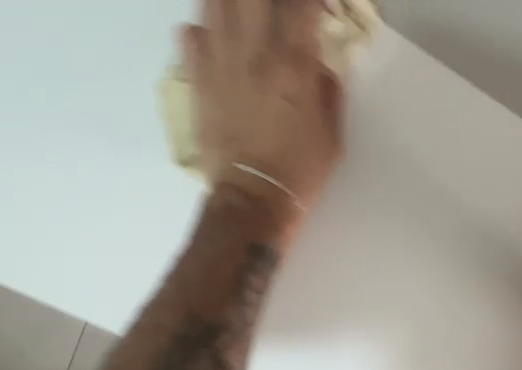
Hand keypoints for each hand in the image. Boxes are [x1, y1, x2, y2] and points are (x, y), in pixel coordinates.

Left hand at [184, 0, 344, 208]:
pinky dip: (202, 30)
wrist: (252, 198)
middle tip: (278, 12)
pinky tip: (217, 44)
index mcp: (294, 65)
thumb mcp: (331, 137)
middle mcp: (255, 51)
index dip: (311, 2)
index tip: (317, 12)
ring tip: (245, 18)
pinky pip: (189, 32)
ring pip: (216, 1)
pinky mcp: (197, 77)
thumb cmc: (299, 173)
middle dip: (271, 0)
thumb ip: (327, 92)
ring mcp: (220, 60)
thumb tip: (319, 66)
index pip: (301, 5)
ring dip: (233, 5)